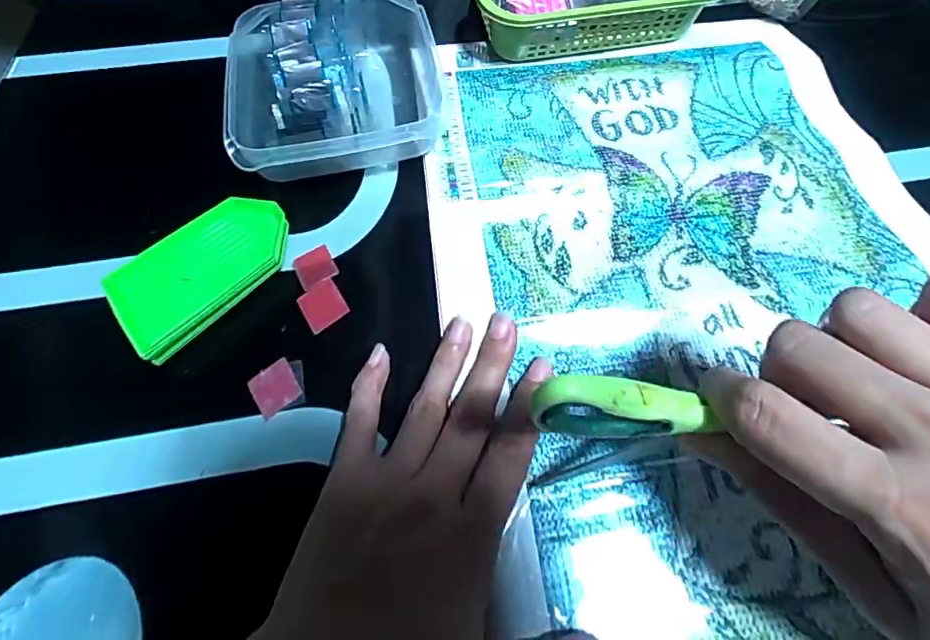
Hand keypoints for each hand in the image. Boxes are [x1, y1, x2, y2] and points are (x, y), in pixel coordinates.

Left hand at [254, 315, 551, 639]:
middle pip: (471, 418)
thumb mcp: (478, 634)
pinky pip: (357, 424)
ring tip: (462, 322)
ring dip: (445, 363)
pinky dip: (366, 386)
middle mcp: (433, 495)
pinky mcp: (342, 484)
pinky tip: (378, 352)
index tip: (543, 366)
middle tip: (505, 321)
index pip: (509, 452)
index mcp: (471, 532)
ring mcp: (385, 483)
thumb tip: (587, 635)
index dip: (528, 406)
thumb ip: (533, 625)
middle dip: (492, 366)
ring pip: (424, 408)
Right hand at [686, 269, 929, 639]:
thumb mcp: (891, 611)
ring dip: (848, 342)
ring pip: (868, 307)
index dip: (725, 400)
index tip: (724, 401)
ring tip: (878, 385)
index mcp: (912, 516)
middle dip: (780, 372)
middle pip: (803, 345)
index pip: (768, 418)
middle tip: (811, 411)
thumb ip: (796, 510)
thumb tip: (707, 436)